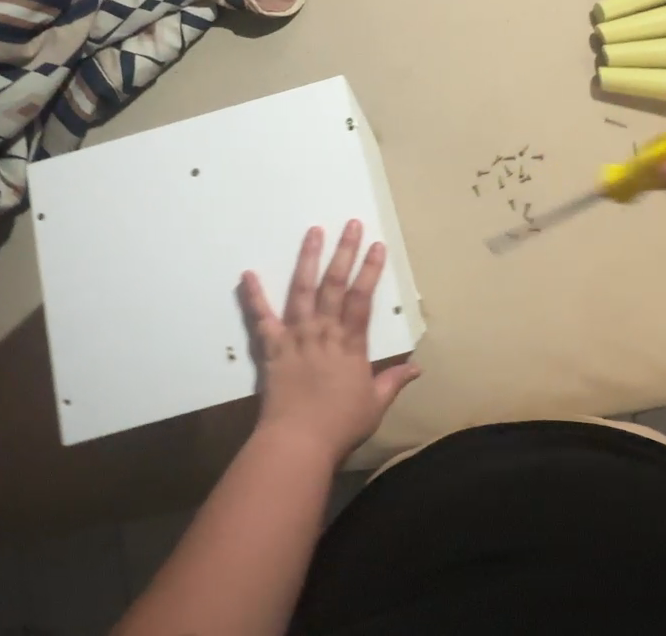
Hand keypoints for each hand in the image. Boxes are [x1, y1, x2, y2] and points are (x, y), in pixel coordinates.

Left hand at [240, 221, 420, 459]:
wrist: (298, 441)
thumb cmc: (340, 425)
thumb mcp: (375, 404)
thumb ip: (393, 381)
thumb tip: (417, 367)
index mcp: (351, 344)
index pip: (363, 299)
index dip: (371, 270)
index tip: (377, 245)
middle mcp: (324, 331)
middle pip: (335, 285)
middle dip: (345, 252)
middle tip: (351, 224)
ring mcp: (296, 336)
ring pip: (302, 290)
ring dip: (308, 258)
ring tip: (314, 230)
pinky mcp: (271, 347)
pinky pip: (261, 317)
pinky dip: (253, 295)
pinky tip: (247, 273)